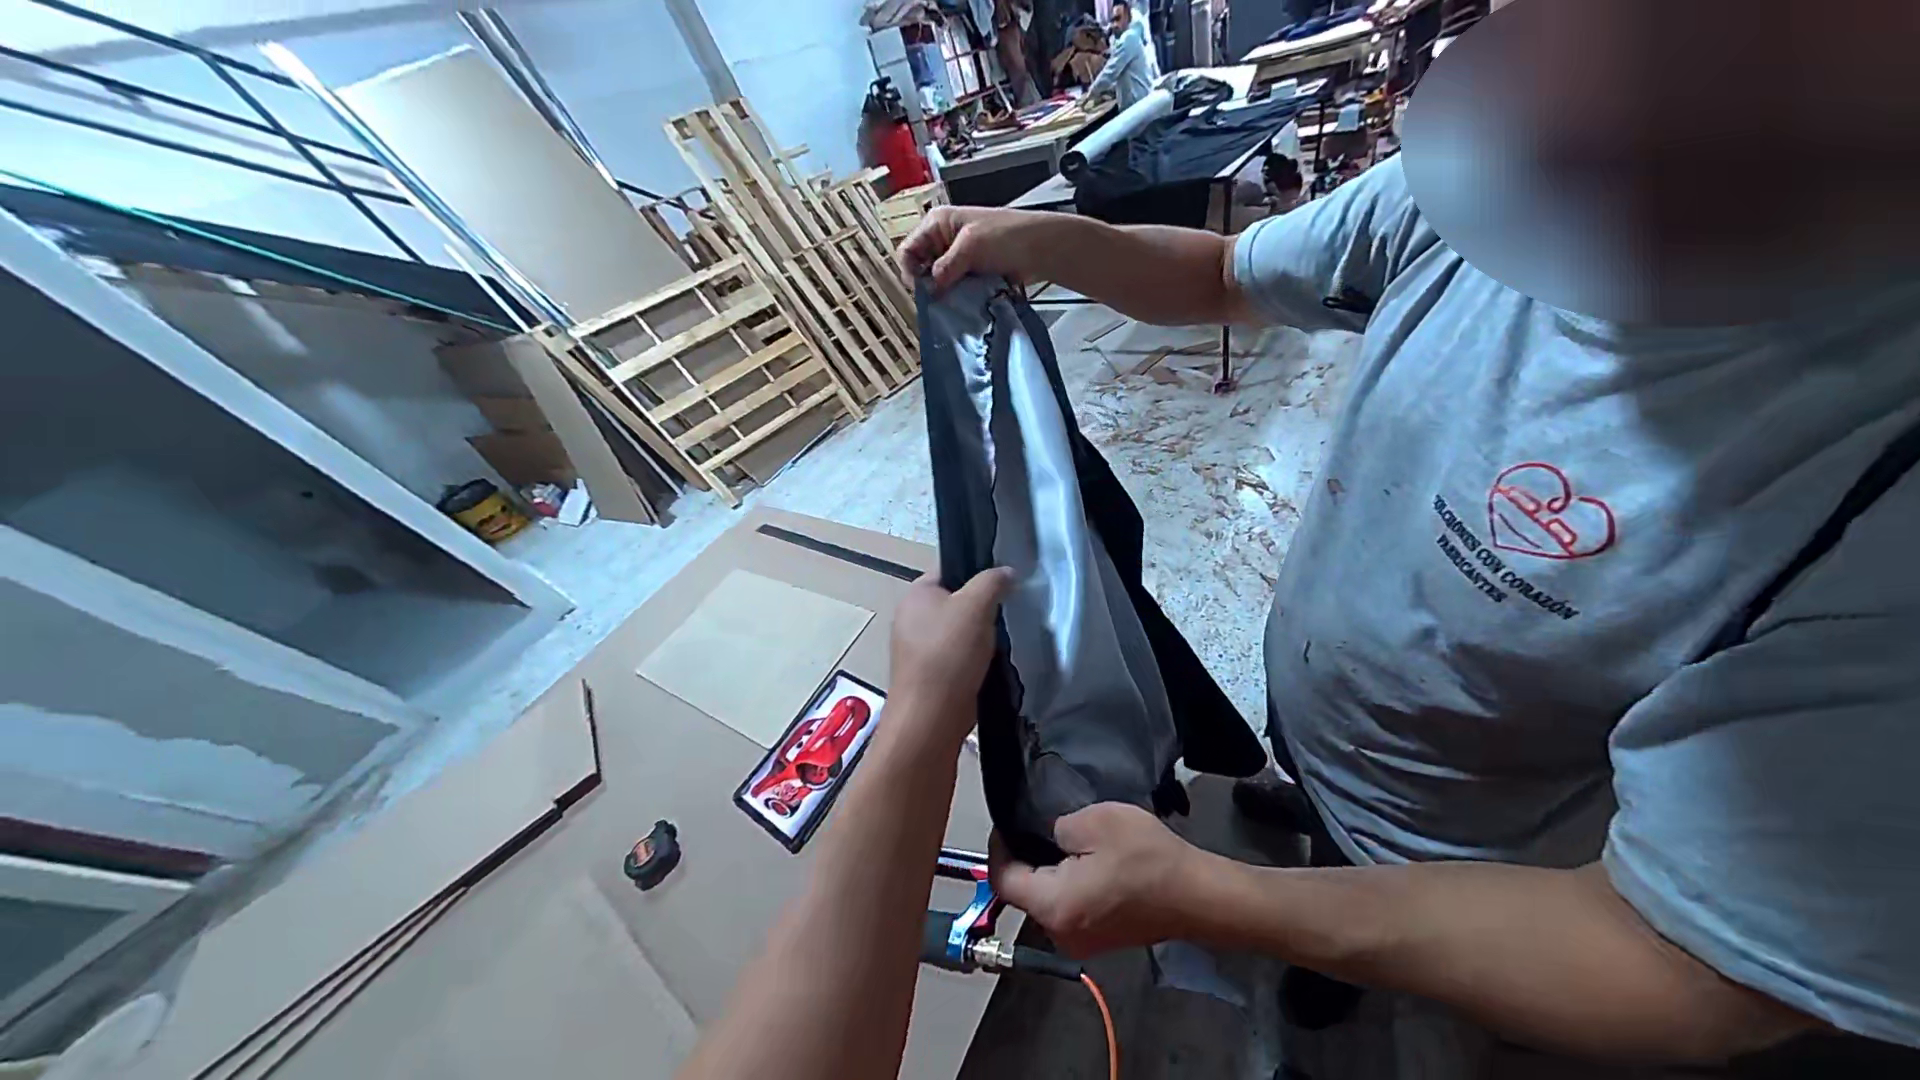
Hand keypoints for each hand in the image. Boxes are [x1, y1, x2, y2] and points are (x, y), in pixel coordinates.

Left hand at [886, 569, 1013, 751]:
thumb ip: (993, 581)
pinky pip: (957, 657)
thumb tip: (1006, 572)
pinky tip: (990, 664)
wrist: (931, 715)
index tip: (1002, 583)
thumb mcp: (976, 605)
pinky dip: (973, 659)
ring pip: (958, 632)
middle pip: (956, 601)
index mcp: (916, 594)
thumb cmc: (949, 653)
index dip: (976, 572)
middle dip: (981, 608)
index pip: (949, 569)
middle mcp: (911, 617)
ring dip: (979, 637)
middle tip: (1006, 612)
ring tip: (1001, 640)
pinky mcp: (928, 674)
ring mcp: (917, 648)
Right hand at [896, 206, 1044, 292]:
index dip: (910, 271)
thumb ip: (945, 268)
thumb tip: (930, 290)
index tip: (923, 291)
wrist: (1040, 249)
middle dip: (928, 285)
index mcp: (938, 224)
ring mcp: (957, 259)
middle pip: (921, 269)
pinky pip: (954, 290)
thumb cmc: (1007, 235)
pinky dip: (956, 298)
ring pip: (938, 282)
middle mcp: (943, 240)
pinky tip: (963, 303)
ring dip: (943, 294)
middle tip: (939, 299)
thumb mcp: (970, 247)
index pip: (908, 251)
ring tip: (953, 302)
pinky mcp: (970, 275)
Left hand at [989, 803, 1204, 956]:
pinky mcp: (1100, 938)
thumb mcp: (1095, 822)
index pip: (1003, 879)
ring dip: (1045, 869)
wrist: (1198, 895)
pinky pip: (1066, 906)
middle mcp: (1060, 933)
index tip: (1006, 822)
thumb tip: (1049, 836)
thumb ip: (1057, 826)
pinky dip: (1064, 882)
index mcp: (1053, 906)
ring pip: (1045, 898)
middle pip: (1022, 891)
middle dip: (1022, 856)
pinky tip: (1080, 858)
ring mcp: (1081, 941)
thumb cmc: (1146, 857)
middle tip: (1033, 824)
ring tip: (1058, 837)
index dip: (998, 847)